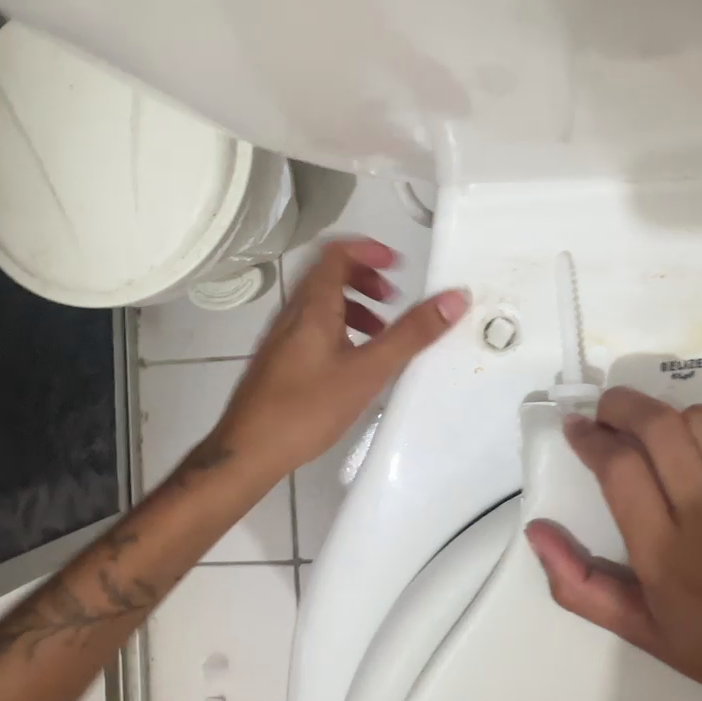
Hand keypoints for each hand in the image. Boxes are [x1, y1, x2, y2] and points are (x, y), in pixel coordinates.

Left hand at [210, 238, 467, 476]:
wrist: (247, 451)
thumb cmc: (306, 409)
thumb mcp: (368, 371)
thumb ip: (411, 335)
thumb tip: (454, 298)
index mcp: (312, 306)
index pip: (336, 252)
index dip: (368, 249)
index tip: (397, 264)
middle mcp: (292, 313)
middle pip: (327, 274)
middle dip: (365, 278)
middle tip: (392, 298)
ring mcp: (280, 337)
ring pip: (319, 303)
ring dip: (354, 305)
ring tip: (380, 332)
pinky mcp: (278, 360)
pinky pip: (311, 327)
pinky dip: (339, 328)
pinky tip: (353, 361)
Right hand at [525, 389, 701, 700]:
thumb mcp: (638, 630)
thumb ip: (578, 585)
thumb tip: (536, 530)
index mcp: (665, 555)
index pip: (619, 468)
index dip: (589, 437)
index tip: (576, 428)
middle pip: (656, 426)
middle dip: (620, 406)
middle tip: (606, 415)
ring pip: (697, 418)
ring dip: (666, 417)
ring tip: (657, 437)